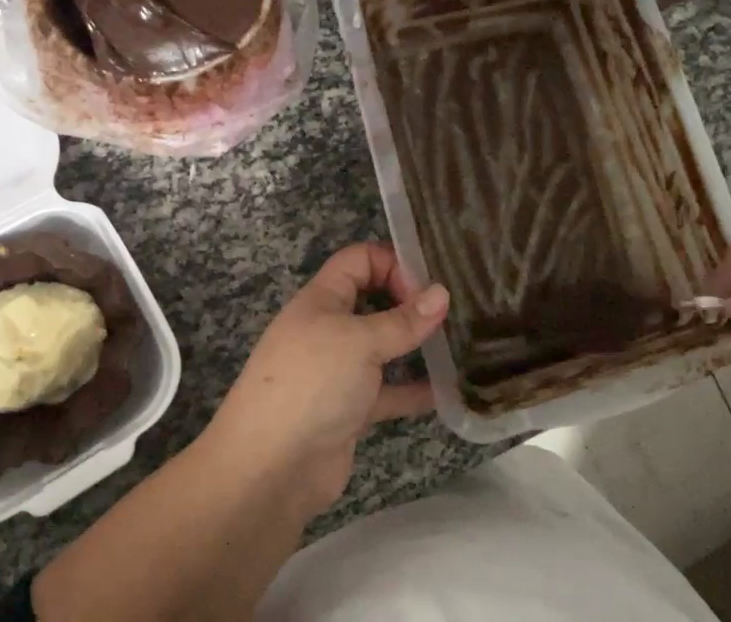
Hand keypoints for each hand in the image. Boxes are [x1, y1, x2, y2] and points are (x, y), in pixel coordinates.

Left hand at [206, 243, 449, 516]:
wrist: (270, 468)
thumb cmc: (311, 384)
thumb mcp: (360, 341)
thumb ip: (403, 320)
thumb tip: (442, 293)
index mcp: (322, 300)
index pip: (358, 261)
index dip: (392, 264)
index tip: (425, 288)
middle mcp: (329, 330)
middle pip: (374, 302)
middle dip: (410, 304)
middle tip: (454, 311)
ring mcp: (338, 372)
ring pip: (384, 349)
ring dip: (417, 347)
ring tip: (460, 345)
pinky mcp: (349, 411)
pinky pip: (388, 392)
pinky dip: (414, 390)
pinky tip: (450, 391)